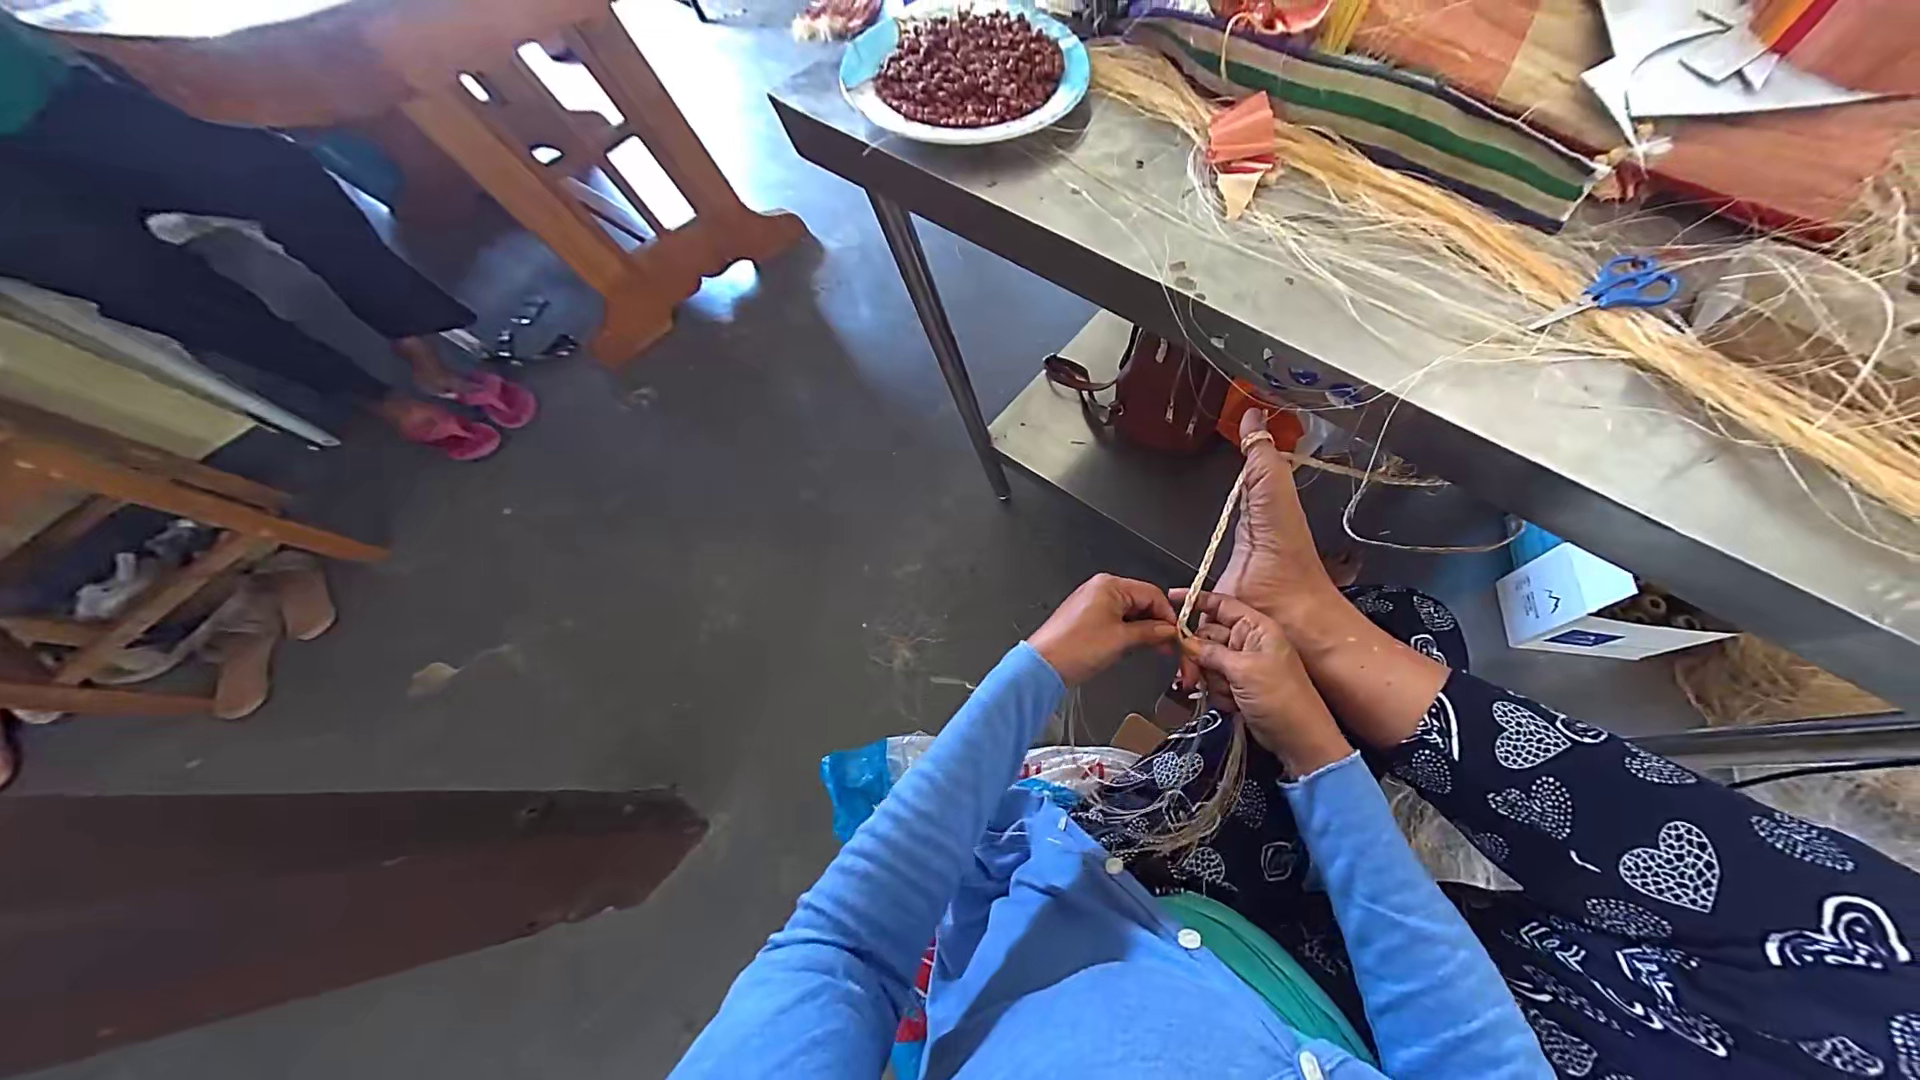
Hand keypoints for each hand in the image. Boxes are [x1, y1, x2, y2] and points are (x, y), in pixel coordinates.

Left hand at [1028, 574, 1179, 685]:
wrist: (1044, 665)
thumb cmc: (1073, 648)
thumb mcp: (1122, 640)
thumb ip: (1150, 632)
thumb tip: (1168, 630)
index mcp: (1109, 585)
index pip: (1152, 593)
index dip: (1167, 615)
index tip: (1176, 634)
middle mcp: (1099, 589)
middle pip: (1141, 601)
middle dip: (1155, 623)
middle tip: (1167, 644)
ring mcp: (1092, 602)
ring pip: (1129, 612)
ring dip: (1142, 629)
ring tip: (1152, 648)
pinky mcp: (1086, 617)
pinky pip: (1115, 619)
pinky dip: (1127, 632)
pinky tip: (1132, 646)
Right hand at [1173, 588, 1352, 776]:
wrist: (1299, 740)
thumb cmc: (1282, 699)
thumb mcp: (1244, 670)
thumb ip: (1210, 652)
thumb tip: (1184, 641)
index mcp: (1256, 628)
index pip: (1221, 604)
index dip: (1196, 600)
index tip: (1171, 598)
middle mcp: (1247, 641)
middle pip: (1206, 635)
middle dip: (1196, 654)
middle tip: (1190, 674)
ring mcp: (1242, 663)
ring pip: (1205, 659)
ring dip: (1207, 677)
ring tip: (1221, 693)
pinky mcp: (1237, 683)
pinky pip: (1212, 679)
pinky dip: (1215, 690)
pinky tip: (1228, 702)